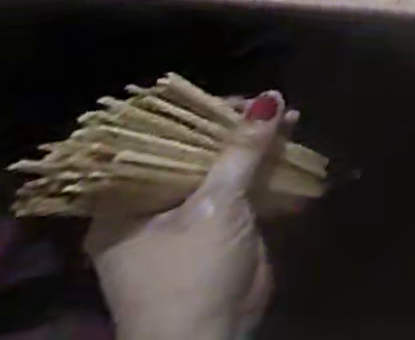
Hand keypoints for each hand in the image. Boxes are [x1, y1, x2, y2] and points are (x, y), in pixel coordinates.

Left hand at [85, 93, 290, 339]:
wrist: (211, 335)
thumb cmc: (192, 271)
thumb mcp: (217, 205)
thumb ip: (243, 150)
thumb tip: (270, 97)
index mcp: (124, 209)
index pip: (154, 147)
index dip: (193, 118)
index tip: (234, 101)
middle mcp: (150, 209)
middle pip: (193, 153)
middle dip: (233, 128)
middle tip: (270, 104)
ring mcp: (187, 219)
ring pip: (222, 167)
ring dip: (255, 143)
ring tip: (289, 115)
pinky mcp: (221, 226)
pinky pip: (242, 184)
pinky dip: (265, 163)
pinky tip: (290, 140)